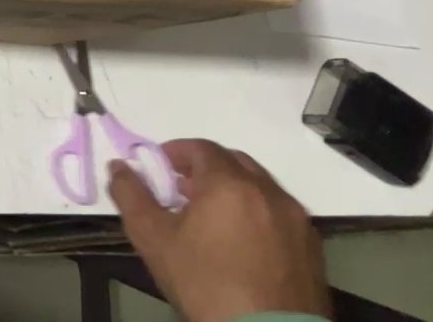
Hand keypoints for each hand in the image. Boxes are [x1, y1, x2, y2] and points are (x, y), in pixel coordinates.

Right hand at [110, 140, 330, 321]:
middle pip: (235, 162)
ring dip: (233, 190)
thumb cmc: (206, 284)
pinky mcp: (314, 251)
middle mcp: (270, 194)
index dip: (176, 152)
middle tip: (182, 188)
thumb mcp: (151, 237)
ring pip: (260, 188)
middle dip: (206, 168)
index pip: (202, 148)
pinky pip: (279, 214)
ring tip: (211, 217)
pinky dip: (256, 213)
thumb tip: (119, 167)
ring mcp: (298, 223)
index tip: (159, 169)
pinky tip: (239, 241)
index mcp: (230, 185)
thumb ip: (129, 193)